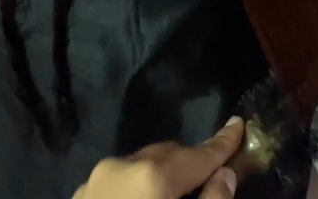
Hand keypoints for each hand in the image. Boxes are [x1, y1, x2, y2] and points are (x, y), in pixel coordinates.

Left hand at [74, 117, 245, 198]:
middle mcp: (121, 166)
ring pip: (141, 166)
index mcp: (150, 175)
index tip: (238, 125)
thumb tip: (224, 176)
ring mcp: (93, 181)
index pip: (198, 154)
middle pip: (168, 155)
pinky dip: (136, 188)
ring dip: (161, 176)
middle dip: (190, 162)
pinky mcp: (79, 196)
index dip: (223, 143)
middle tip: (211, 173)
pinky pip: (118, 182)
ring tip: (177, 191)